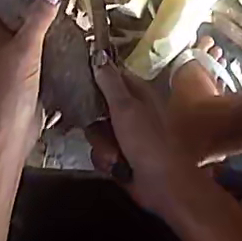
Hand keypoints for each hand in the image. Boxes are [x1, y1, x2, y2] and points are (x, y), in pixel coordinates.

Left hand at [0, 0, 58, 142]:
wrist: (9, 135)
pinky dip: (54, 48)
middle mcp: (0, 47)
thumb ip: (38, 19)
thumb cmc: (9, 90)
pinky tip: (72, 41)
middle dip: (35, 7)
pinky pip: (42, 57)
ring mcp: (14, 64)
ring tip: (70, 11)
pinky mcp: (29, 79)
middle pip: (17, 20)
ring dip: (46, 28)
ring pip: (30, 38)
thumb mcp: (25, 49)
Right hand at [88, 62, 195, 214]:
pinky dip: (106, 159)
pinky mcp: (120, 153)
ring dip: (102, 146)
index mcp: (137, 91)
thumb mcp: (126, 108)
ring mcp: (126, 132)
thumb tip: (98, 54)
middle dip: (95, 123)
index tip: (78, 81)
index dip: (94, 77)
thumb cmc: (148, 142)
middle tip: (100, 128)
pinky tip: (116, 166)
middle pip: (97, 105)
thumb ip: (110, 82)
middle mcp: (131, 109)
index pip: (110, 74)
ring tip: (115, 155)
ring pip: (96, 130)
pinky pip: (100, 150)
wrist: (162, 186)